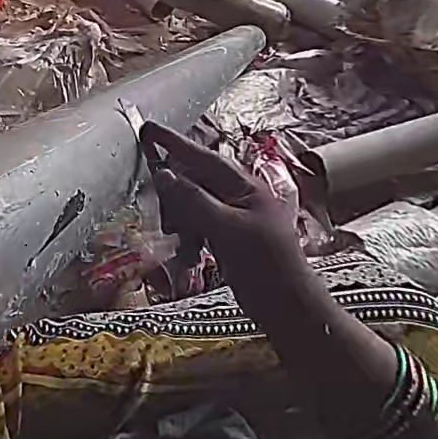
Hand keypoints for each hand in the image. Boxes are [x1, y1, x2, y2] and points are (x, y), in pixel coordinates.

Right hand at [142, 124, 402, 438]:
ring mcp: (233, 216)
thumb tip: (163, 174)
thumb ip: (193, 199)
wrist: (288, 309)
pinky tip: (190, 249)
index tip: (149, 129)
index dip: (175, 143)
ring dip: (180, 218)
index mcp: (246, 187)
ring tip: (182, 239)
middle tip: (165, 215)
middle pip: (194, 181)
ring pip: (191, 203)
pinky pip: (196, 222)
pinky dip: (188, 233)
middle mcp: (239, 196)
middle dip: (175, 195)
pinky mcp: (227, 235)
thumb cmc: (265, 266)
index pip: (204, 157)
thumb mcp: (227, 229)